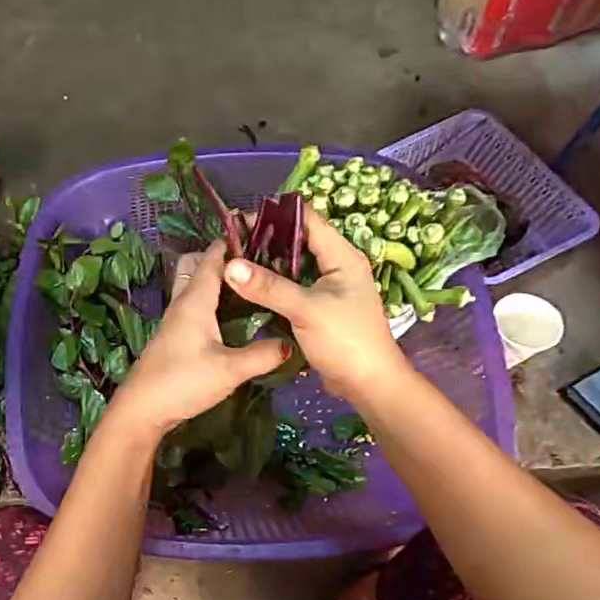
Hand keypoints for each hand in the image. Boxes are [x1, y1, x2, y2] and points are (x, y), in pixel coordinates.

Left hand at [104, 245, 290, 437]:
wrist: (143, 410)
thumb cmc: (183, 382)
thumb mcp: (229, 370)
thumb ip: (262, 355)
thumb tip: (292, 343)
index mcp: (196, 300)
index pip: (214, 257)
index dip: (236, 241)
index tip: (265, 235)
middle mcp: (184, 303)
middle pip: (201, 265)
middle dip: (227, 257)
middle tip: (260, 263)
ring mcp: (178, 320)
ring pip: (199, 286)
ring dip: (222, 280)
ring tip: (254, 286)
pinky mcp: (178, 336)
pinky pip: (199, 305)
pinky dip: (217, 300)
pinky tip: (236, 316)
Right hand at [221, 200, 410, 403]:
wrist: (370, 384)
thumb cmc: (346, 341)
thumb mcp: (306, 310)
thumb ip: (269, 287)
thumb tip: (229, 265)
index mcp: (342, 256)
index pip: (307, 219)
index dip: (274, 215)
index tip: (239, 221)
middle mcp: (337, 267)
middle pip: (298, 242)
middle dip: (266, 241)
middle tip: (230, 244)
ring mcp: (329, 289)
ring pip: (294, 267)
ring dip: (268, 265)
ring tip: (233, 262)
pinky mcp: (321, 310)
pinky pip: (294, 289)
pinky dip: (274, 287)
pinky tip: (249, 289)